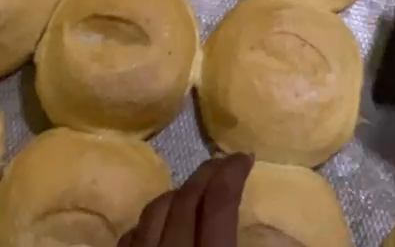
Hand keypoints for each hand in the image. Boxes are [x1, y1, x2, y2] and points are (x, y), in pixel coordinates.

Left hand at [119, 153, 253, 246]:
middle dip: (207, 174)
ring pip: (154, 211)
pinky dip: (147, 223)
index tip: (245, 157)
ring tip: (194, 191)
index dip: (233, 173)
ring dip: (177, 194)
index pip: (218, 204)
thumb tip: (264, 227)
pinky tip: (161, 224)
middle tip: (224, 164)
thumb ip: (242, 240)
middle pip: (186, 200)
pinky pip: (130, 237)